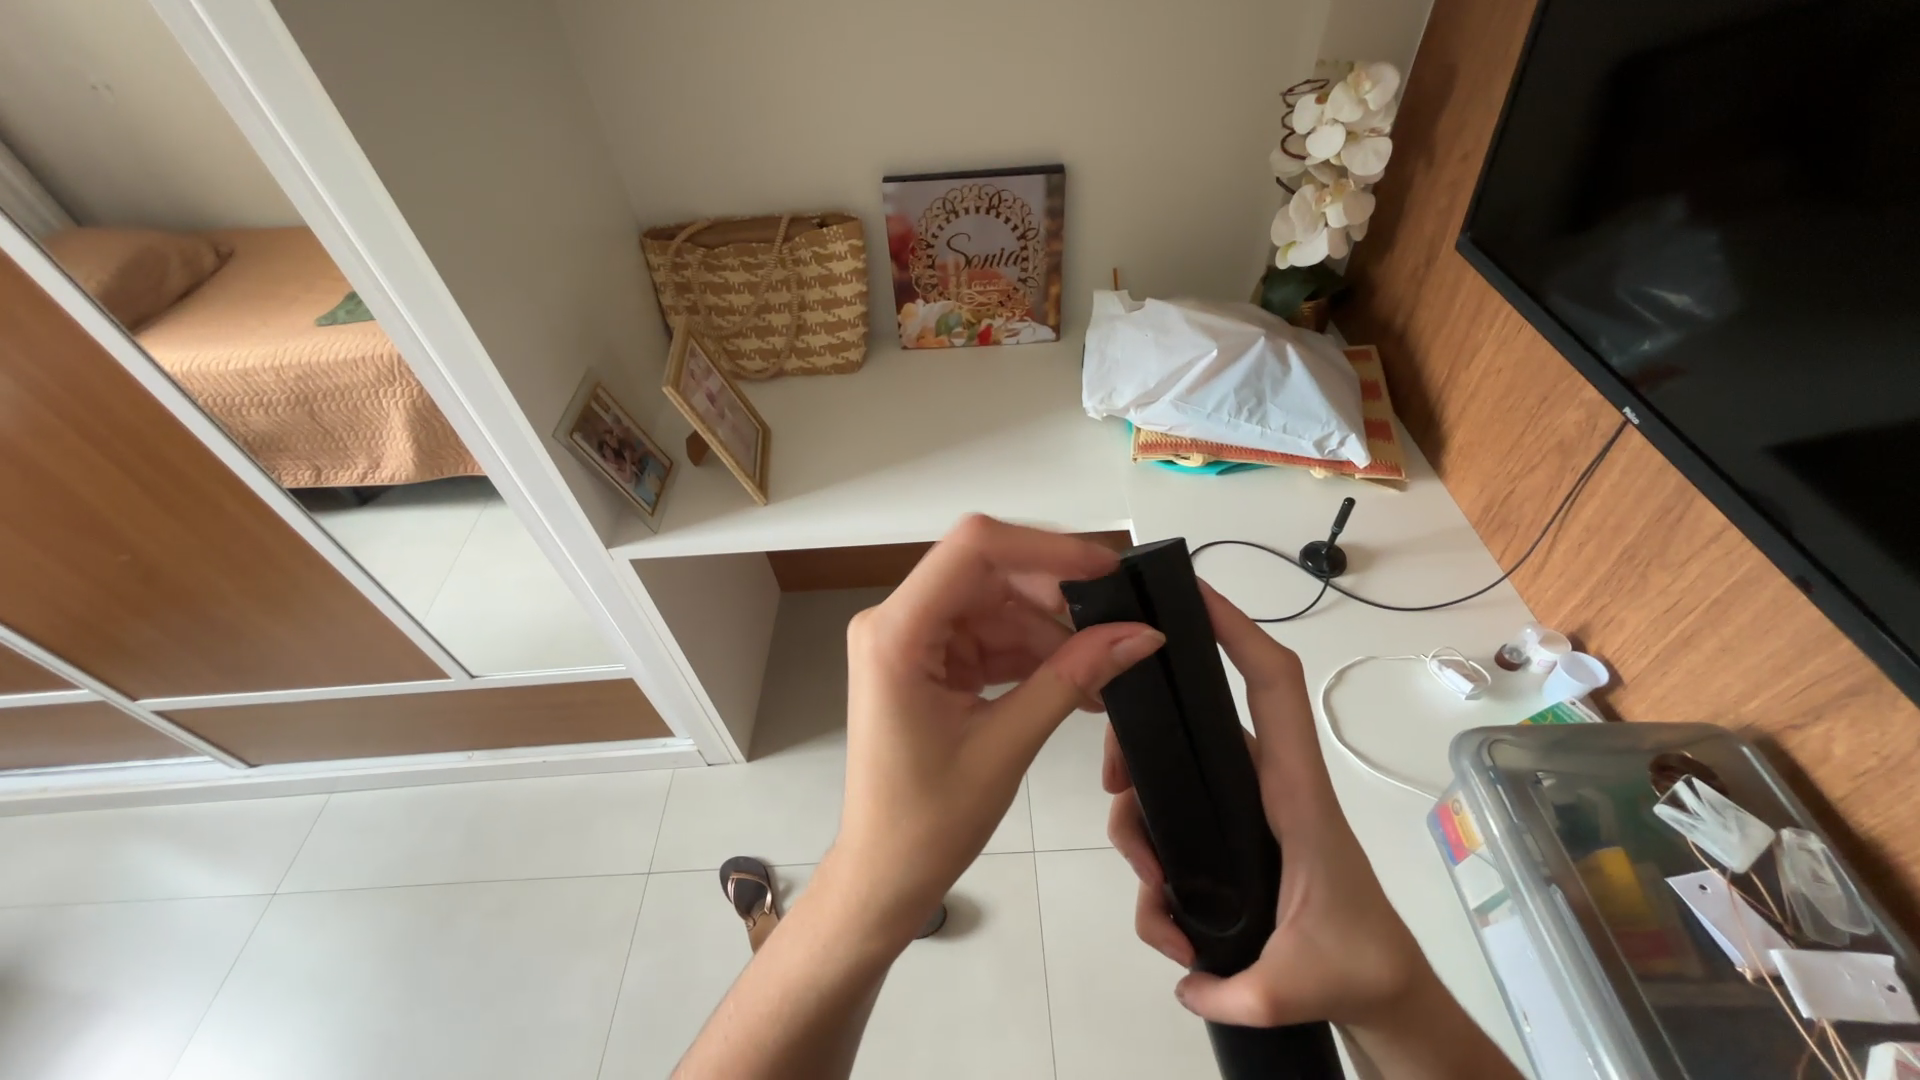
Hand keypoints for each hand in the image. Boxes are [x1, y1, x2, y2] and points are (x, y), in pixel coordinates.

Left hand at [829, 515, 1164, 943]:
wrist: (886, 871)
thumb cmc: (926, 823)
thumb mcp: (1007, 745)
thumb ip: (1072, 679)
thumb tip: (1139, 635)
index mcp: (896, 634)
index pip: (973, 550)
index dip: (1045, 548)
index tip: (1106, 570)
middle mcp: (896, 622)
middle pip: (988, 573)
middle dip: (1056, 596)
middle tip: (1117, 624)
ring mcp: (912, 640)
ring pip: (997, 605)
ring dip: (1051, 633)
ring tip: (1103, 671)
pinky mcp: (930, 660)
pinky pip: (991, 636)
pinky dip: (1034, 654)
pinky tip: (1076, 682)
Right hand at [1106, 582, 1423, 1026]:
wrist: (1384, 989)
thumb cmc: (1360, 966)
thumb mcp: (1302, 987)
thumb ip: (1243, 990)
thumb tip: (1188, 981)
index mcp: (1294, 793)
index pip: (1271, 686)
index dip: (1236, 628)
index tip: (1190, 592)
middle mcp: (1262, 788)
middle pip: (1188, 729)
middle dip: (1139, 748)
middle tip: (1114, 788)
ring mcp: (1239, 811)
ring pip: (1166, 783)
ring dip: (1138, 830)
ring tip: (1157, 910)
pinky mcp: (1225, 837)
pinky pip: (1169, 828)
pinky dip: (1153, 868)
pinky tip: (1169, 928)